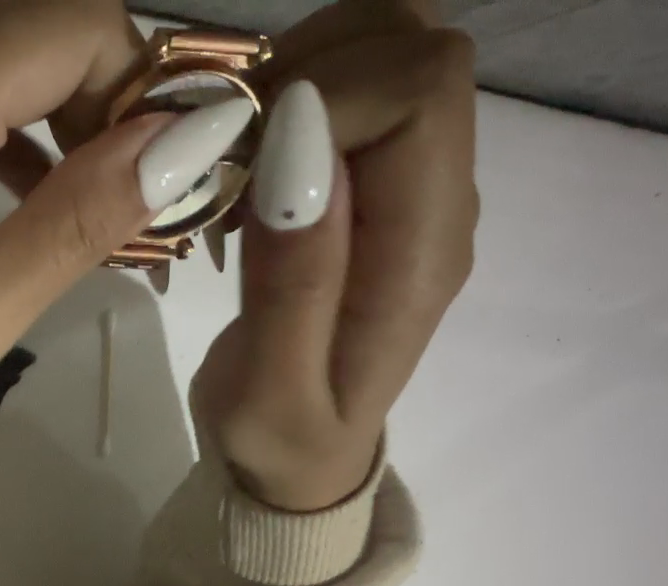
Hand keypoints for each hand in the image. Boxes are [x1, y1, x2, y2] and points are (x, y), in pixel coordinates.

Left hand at [0, 0, 246, 515]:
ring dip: (68, 117)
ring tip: (99, 212)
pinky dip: (16, 128)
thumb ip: (72, 225)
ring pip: (6, 50)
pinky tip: (39, 198)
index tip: (175, 176)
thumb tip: (187, 140)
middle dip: (111, 103)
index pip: (71, 26)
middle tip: (141, 206)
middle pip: (40, 26)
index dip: (145, 86)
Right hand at [191, 1, 477, 510]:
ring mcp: (410, 184)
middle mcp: (438, 197)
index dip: (323, 96)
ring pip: (384, 44)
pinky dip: (285, 96)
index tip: (239, 165)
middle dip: (307, 66)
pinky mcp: (373, 183)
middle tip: (229, 150)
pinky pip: (348, 87)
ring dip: (294, 75)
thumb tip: (296, 142)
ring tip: (232, 155)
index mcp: (422, 251)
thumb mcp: (271, 390)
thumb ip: (293, 280)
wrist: (300, 461)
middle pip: (416, 40)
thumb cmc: (280, 440)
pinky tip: (242, 164)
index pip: (422, 90)